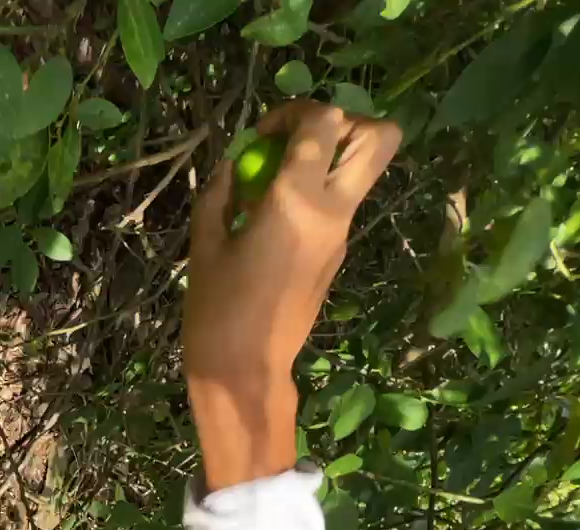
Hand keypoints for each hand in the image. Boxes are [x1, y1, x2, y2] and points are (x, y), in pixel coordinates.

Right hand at [184, 101, 400, 491]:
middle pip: (375, 137)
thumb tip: (232, 165)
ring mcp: (341, 233)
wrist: (244, 367)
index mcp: (295, 203)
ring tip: (270, 191)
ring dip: (325, 164)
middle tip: (296, 147)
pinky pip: (336, 206)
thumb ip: (218, 199)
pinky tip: (266, 228)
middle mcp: (332, 210)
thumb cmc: (214, 311)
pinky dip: (311, 199)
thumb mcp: (204, 250)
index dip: (294, 113)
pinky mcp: (336, 254)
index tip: (262, 133)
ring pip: (359, 172)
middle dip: (339, 127)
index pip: (322, 124)